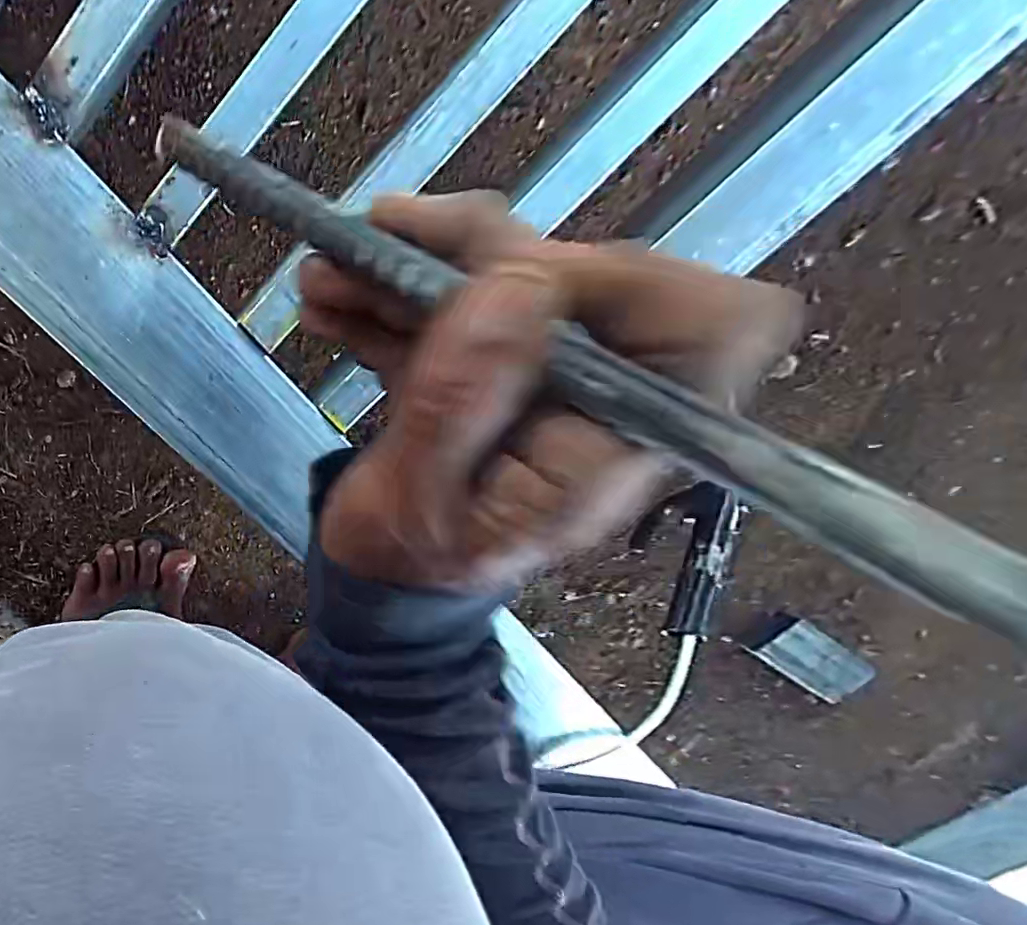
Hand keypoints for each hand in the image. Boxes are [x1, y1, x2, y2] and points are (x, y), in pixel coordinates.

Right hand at [300, 191, 800, 588]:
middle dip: (472, 252)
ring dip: (412, 267)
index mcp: (609, 449)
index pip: (700, 329)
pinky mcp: (489, 372)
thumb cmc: (400, 561)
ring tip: (326, 272)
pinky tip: (330, 301)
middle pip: (583, 284)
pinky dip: (392, 300)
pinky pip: (455, 315)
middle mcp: (595, 402)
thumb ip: (459, 408)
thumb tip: (514, 287)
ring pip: (507, 287)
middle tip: (375, 240)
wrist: (379, 581)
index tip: (498, 278)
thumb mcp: (416, 501)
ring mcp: (540, 382)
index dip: (614, 280)